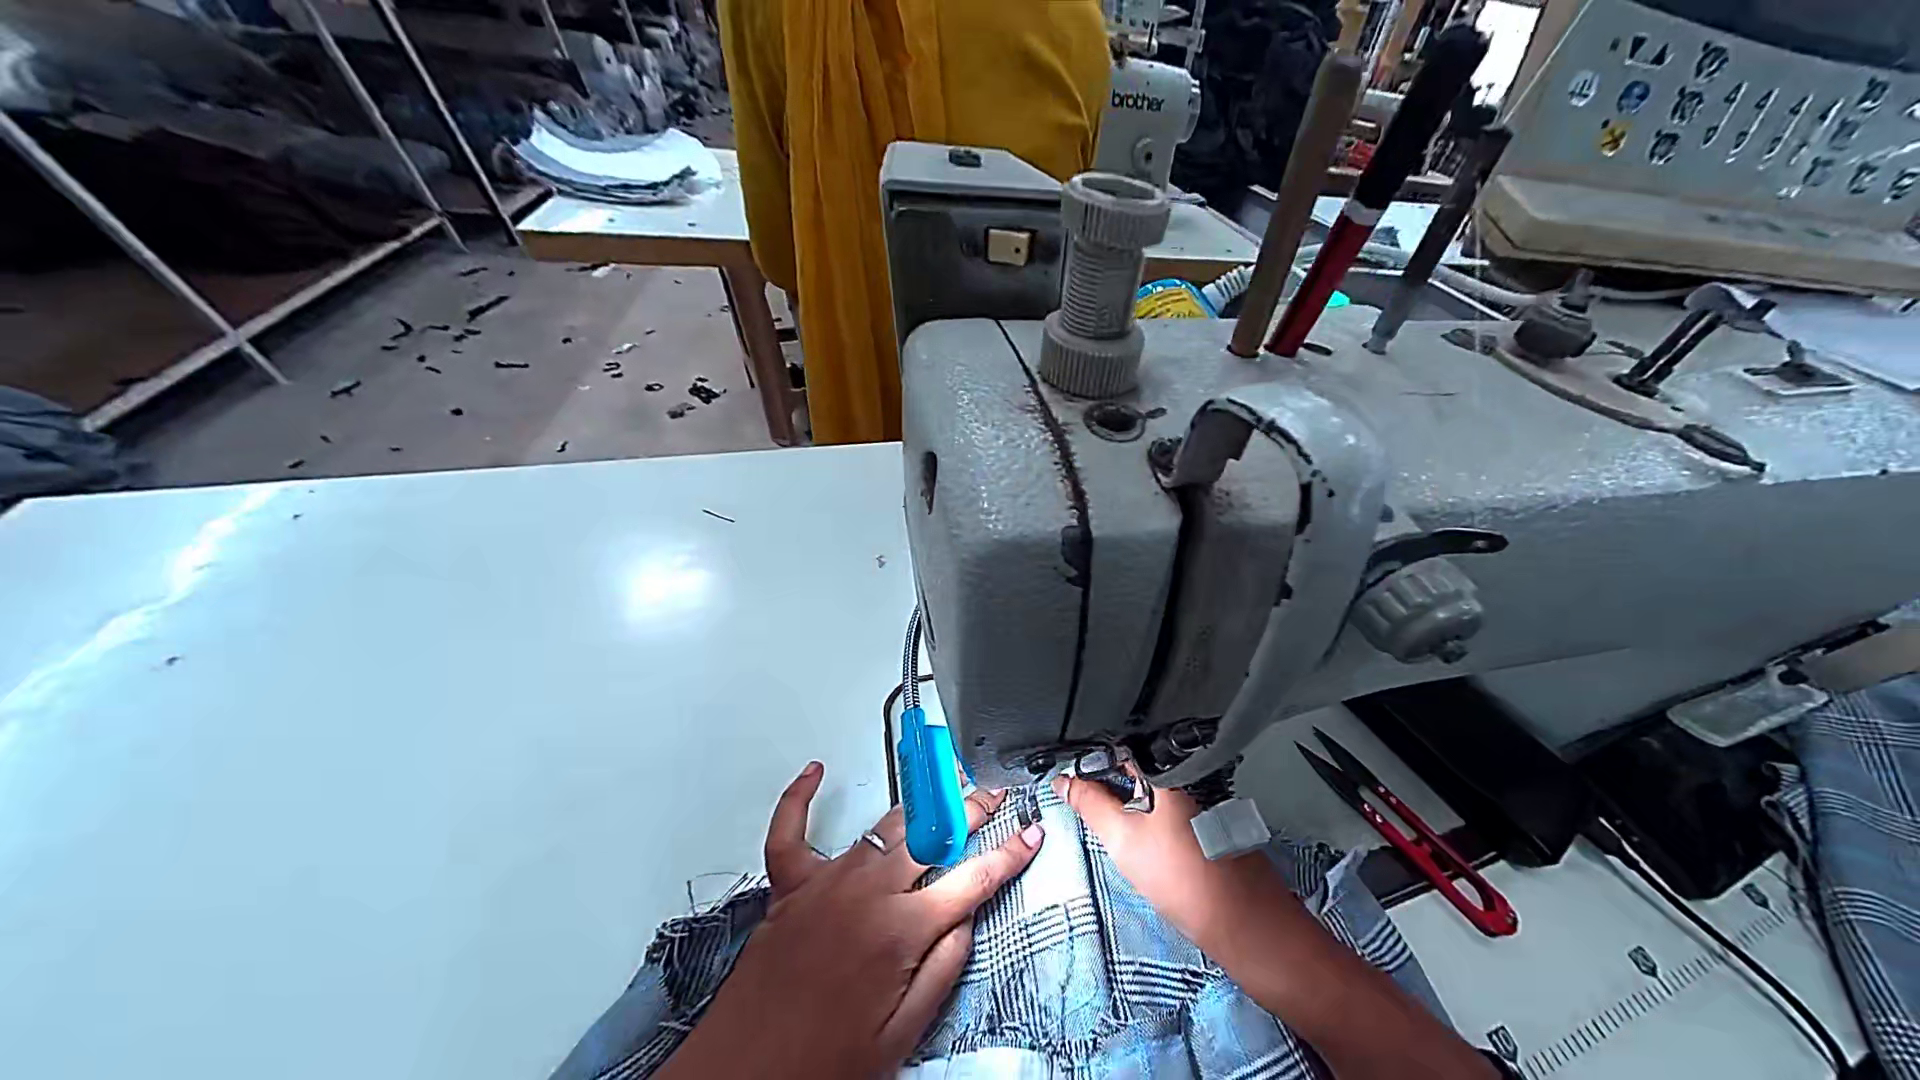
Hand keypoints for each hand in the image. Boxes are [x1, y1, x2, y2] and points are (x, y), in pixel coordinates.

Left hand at [660, 763, 1043, 1078]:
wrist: (745, 1074)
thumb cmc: (821, 1064)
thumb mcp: (902, 1034)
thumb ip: (942, 969)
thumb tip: (966, 920)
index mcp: (900, 932)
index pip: (972, 880)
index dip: (1009, 855)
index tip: (1029, 836)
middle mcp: (866, 894)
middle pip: (932, 836)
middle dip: (968, 811)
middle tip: (990, 796)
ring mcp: (826, 882)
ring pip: (882, 827)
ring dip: (918, 806)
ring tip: (943, 790)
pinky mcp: (790, 885)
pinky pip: (789, 830)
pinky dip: (798, 797)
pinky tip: (813, 772)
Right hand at [1055, 775, 1497, 1079]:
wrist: (1245, 926)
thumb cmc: (1182, 879)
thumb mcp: (1122, 840)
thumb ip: (1088, 804)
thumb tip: (1062, 781)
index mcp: (1167, 768)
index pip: (1116, 748)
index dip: (1088, 760)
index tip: (1066, 776)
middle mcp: (1187, 772)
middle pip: (1133, 764)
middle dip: (1106, 780)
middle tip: (1084, 803)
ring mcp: (1201, 792)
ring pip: (1150, 784)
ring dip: (1126, 797)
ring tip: (1108, 821)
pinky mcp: (1209, 813)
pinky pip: (1168, 800)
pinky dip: (1149, 811)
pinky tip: (1142, 836)